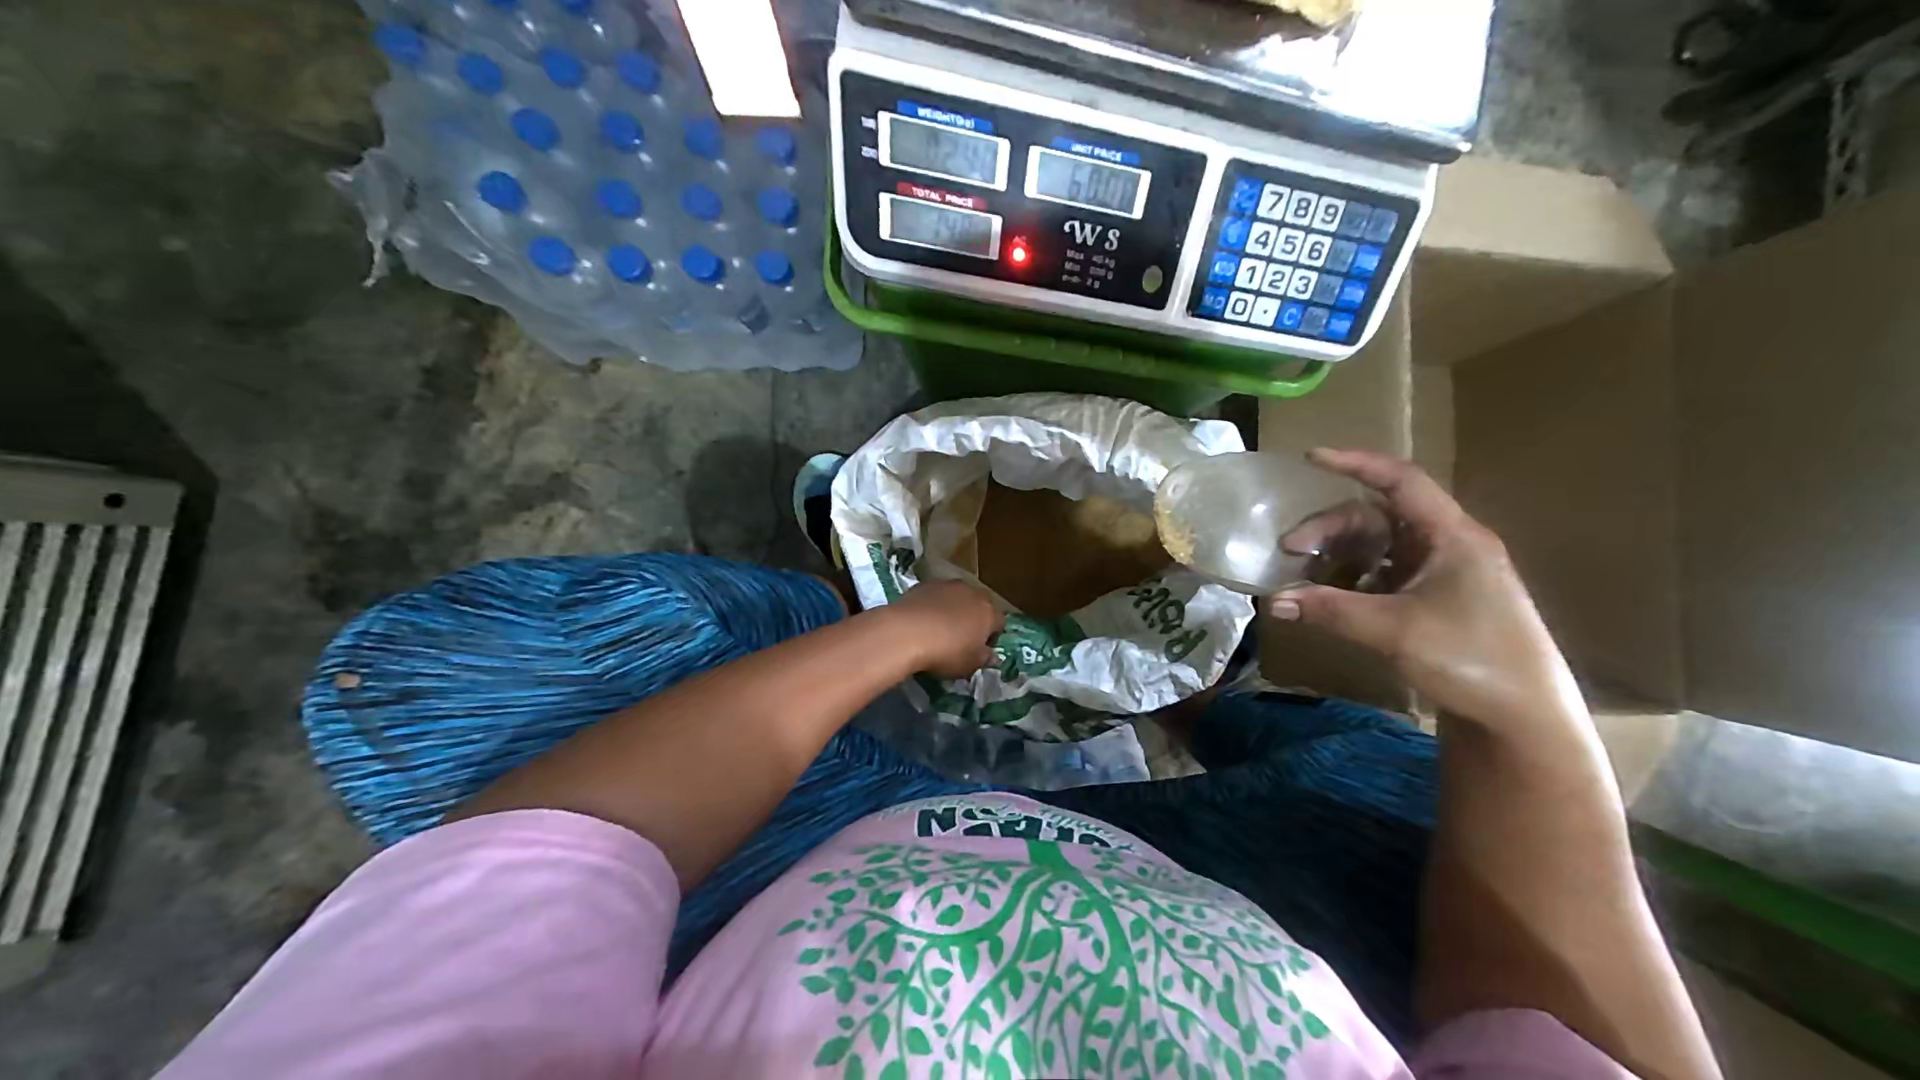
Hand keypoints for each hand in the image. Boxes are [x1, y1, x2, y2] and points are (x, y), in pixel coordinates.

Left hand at [884, 581, 1004, 678]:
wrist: (906, 632)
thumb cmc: (946, 652)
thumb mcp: (970, 664)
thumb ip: (984, 658)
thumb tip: (991, 655)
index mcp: (988, 611)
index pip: (999, 622)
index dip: (992, 636)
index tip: (980, 649)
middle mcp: (971, 592)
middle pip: (978, 605)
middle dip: (973, 618)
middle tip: (961, 638)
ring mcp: (946, 585)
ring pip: (956, 597)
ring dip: (953, 609)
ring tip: (939, 628)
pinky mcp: (923, 584)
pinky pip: (934, 596)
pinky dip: (932, 605)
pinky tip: (922, 621)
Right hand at [1269, 448, 1585, 728]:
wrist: (1523, 718)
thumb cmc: (1472, 659)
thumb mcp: (1394, 630)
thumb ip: (1330, 609)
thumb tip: (1272, 600)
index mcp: (1452, 537)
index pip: (1401, 481)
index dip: (1356, 463)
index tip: (1311, 458)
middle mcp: (1447, 545)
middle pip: (1377, 517)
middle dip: (1330, 527)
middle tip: (1289, 550)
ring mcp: (1442, 574)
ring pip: (1378, 546)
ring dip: (1337, 554)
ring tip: (1303, 576)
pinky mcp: (1435, 600)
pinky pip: (1383, 573)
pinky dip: (1351, 578)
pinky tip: (1330, 596)